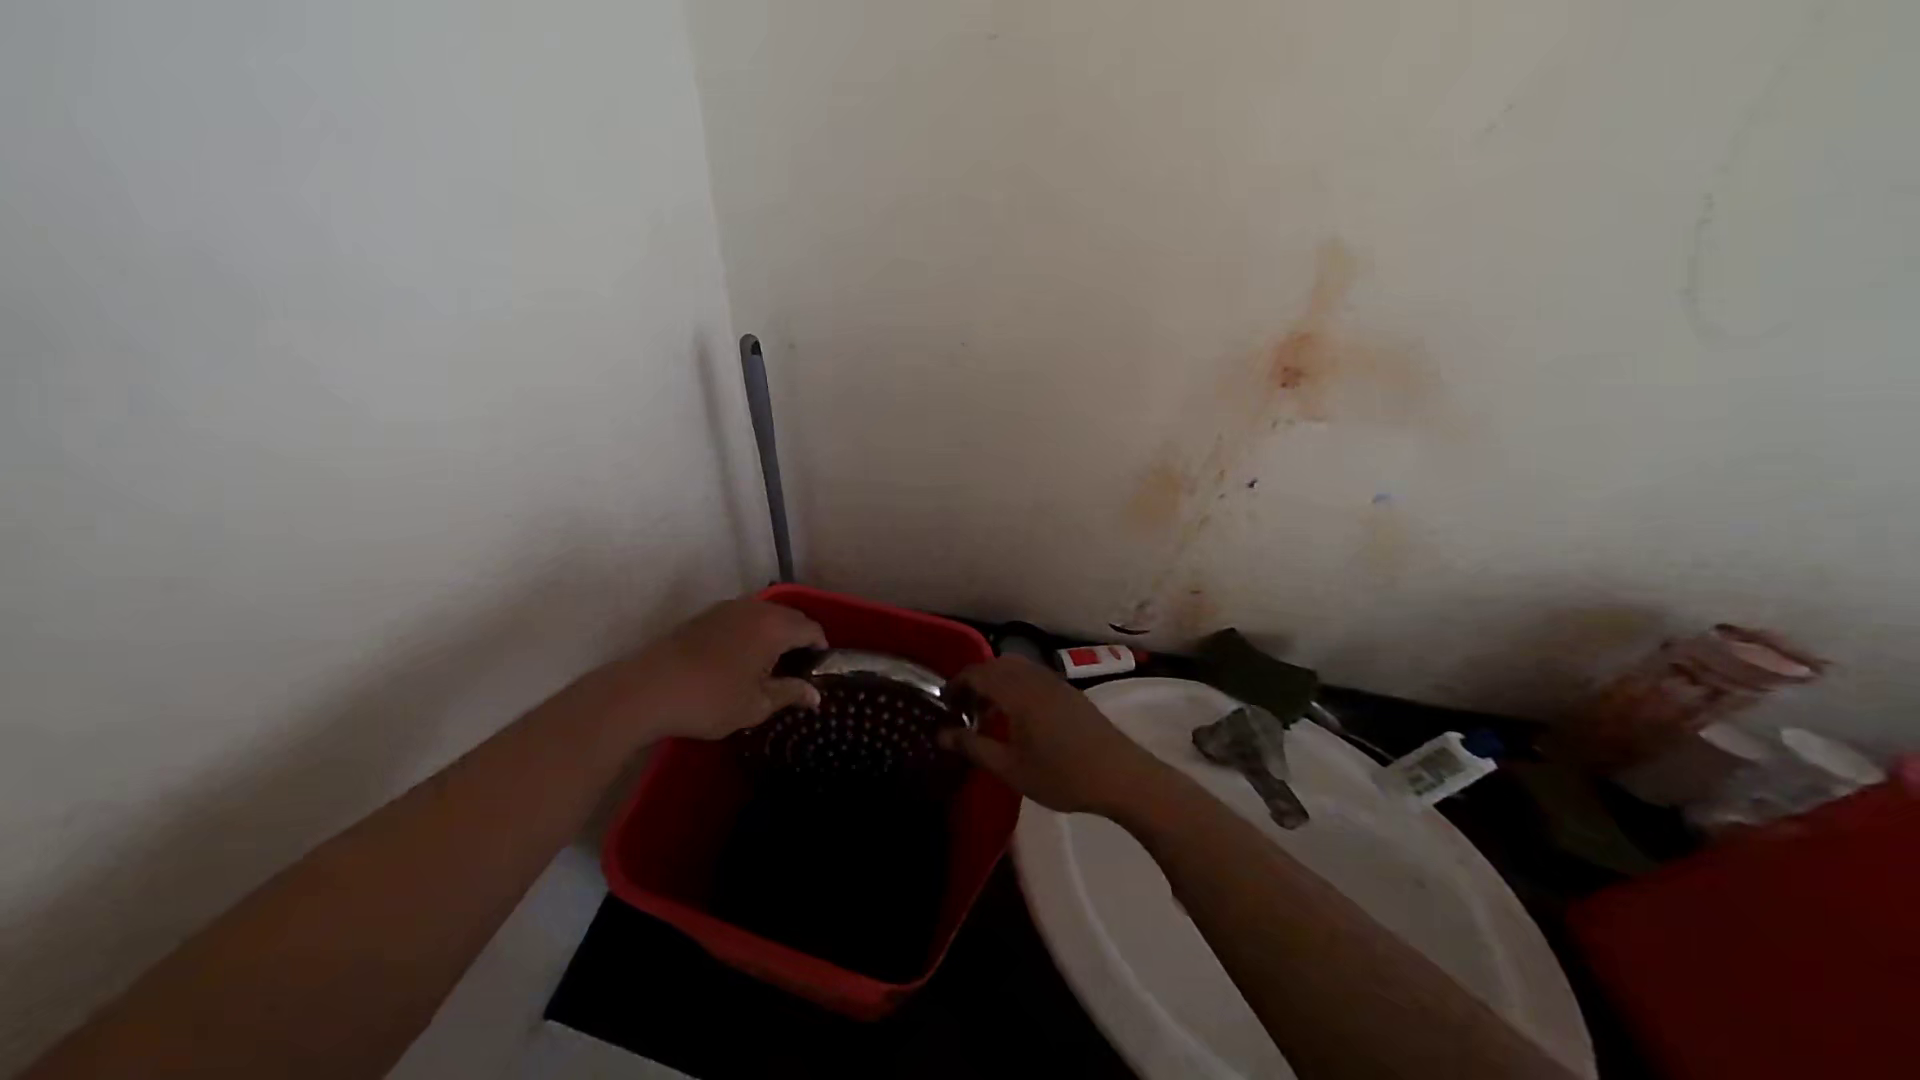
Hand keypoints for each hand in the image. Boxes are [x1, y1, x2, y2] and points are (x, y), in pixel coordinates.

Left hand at [587, 597, 826, 741]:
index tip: (818, 671)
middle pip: (789, 617)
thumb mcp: (756, 704)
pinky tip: (740, 659)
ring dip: (773, 634)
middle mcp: (754, 609)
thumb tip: (815, 695)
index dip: (820, 648)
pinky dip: (751, 633)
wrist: (645, 691)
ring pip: (763, 615)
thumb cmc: (710, 699)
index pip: (811, 629)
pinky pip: (741, 618)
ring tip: (769, 665)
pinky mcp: (703, 617)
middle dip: (799, 639)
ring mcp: (725, 609)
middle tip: (797, 670)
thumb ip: (790, 694)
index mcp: (774, 627)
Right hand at [940, 656, 1170, 815]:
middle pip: (996, 665)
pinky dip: (1015, 686)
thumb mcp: (1010, 768)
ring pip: (1016, 668)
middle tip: (963, 710)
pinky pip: (1033, 676)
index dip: (956, 684)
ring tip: (988, 715)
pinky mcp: (1070, 692)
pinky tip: (1018, 718)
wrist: (1122, 776)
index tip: (944, 705)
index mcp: (1018, 691)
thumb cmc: (1062, 775)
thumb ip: (973, 746)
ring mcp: (1056, 682)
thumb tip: (941, 734)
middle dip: (975, 681)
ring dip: (996, 683)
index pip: (977, 673)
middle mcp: (1035, 677)